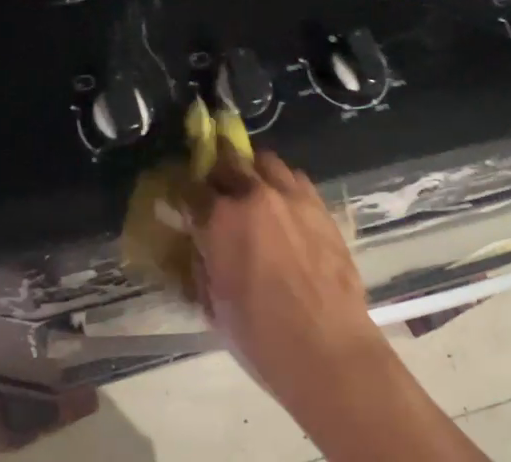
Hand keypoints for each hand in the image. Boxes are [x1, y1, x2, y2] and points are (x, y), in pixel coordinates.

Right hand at [195, 152, 386, 405]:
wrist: (327, 349)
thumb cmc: (260, 336)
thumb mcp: (214, 304)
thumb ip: (203, 264)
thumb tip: (201, 246)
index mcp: (219, 220)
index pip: (190, 190)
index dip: (183, 196)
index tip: (183, 205)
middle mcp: (253, 196)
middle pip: (228, 161)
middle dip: (217, 171)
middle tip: (215, 189)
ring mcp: (290, 197)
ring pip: (265, 161)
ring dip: (252, 171)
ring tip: (251, 189)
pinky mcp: (320, 206)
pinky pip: (295, 178)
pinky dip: (283, 184)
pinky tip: (283, 205)